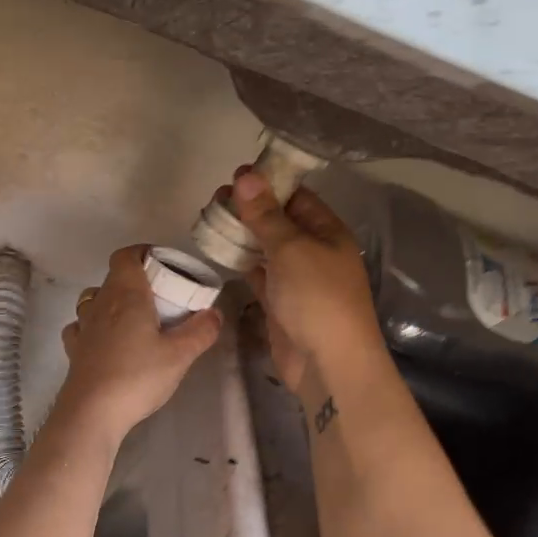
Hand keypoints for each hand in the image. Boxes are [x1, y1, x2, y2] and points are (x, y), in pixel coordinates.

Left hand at [57, 245, 221, 439]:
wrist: (91, 412)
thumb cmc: (137, 377)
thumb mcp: (180, 355)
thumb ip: (201, 331)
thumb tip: (214, 313)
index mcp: (126, 294)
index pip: (126, 256)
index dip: (142, 254)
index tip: (163, 266)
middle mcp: (100, 304)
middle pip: (113, 278)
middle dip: (136, 281)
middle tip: (161, 300)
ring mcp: (83, 327)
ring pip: (94, 300)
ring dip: (112, 303)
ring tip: (135, 321)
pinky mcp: (74, 350)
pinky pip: (81, 327)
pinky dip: (94, 327)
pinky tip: (107, 341)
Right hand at [229, 170, 384, 392]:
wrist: (326, 361)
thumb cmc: (317, 298)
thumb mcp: (291, 249)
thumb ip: (265, 215)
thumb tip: (245, 176)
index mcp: (327, 232)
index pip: (296, 196)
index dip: (268, 183)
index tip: (233, 175)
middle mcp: (314, 251)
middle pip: (279, 221)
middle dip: (250, 208)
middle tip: (214, 200)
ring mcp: (296, 278)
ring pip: (266, 247)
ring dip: (242, 235)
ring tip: (209, 222)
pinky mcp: (280, 302)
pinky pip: (258, 274)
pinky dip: (241, 263)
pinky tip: (220, 254)